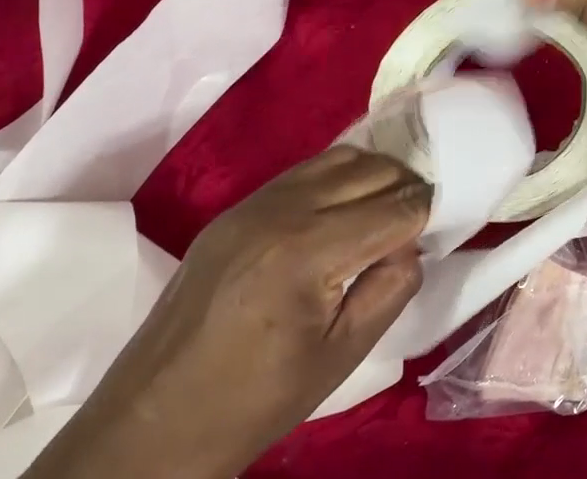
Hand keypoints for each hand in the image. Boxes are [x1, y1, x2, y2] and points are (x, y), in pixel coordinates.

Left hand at [23, 147, 430, 478]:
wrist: (150, 428)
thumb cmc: (256, 401)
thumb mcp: (346, 352)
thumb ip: (394, 284)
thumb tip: (410, 242)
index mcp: (308, 252)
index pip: (401, 205)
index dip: (428, 218)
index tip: (435, 239)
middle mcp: (280, 212)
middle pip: (377, 170)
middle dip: (409, 192)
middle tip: (415, 231)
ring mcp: (251, 206)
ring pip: (344, 158)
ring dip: (376, 178)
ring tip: (384, 217)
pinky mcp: (234, 212)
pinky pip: (307, 171)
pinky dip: (341, 180)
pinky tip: (344, 215)